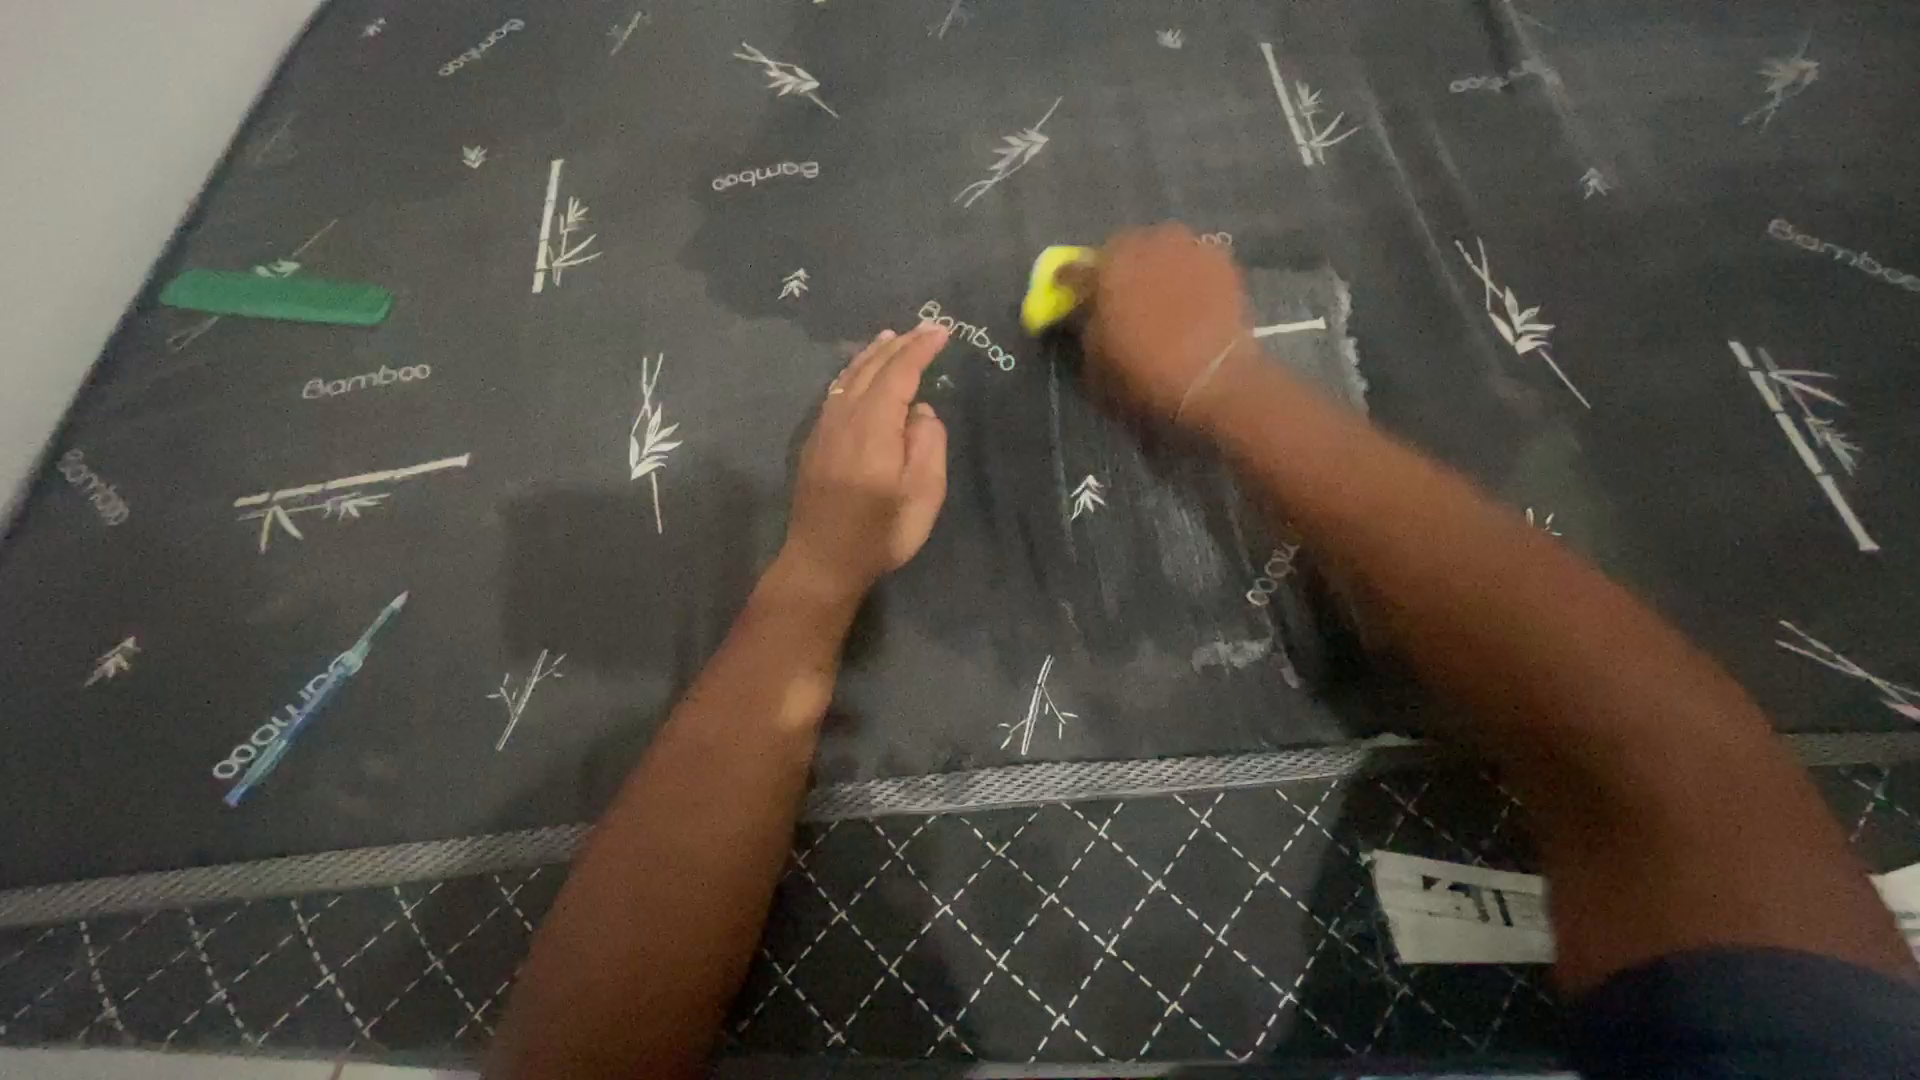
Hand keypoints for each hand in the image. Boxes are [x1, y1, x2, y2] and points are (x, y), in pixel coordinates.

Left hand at [777, 323, 950, 601]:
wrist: (822, 561)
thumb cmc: (880, 532)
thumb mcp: (923, 494)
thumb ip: (927, 444)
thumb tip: (920, 411)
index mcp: (875, 427)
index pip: (899, 373)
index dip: (921, 349)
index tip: (943, 331)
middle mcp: (845, 418)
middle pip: (871, 368)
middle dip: (899, 345)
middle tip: (923, 329)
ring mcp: (825, 429)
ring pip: (849, 378)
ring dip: (872, 355)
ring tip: (890, 338)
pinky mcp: (815, 444)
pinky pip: (837, 393)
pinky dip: (853, 375)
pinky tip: (859, 377)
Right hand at [1067, 223, 1255, 428]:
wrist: (1216, 382)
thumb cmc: (1145, 377)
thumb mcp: (1095, 365)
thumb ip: (1083, 329)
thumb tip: (1083, 315)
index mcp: (1105, 267)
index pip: (1073, 270)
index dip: (1068, 286)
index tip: (1068, 299)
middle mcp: (1145, 243)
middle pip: (1120, 250)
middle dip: (1115, 269)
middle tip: (1117, 297)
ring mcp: (1187, 246)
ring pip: (1159, 249)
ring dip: (1153, 267)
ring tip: (1157, 296)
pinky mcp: (1221, 260)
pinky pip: (1192, 260)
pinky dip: (1186, 274)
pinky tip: (1189, 299)